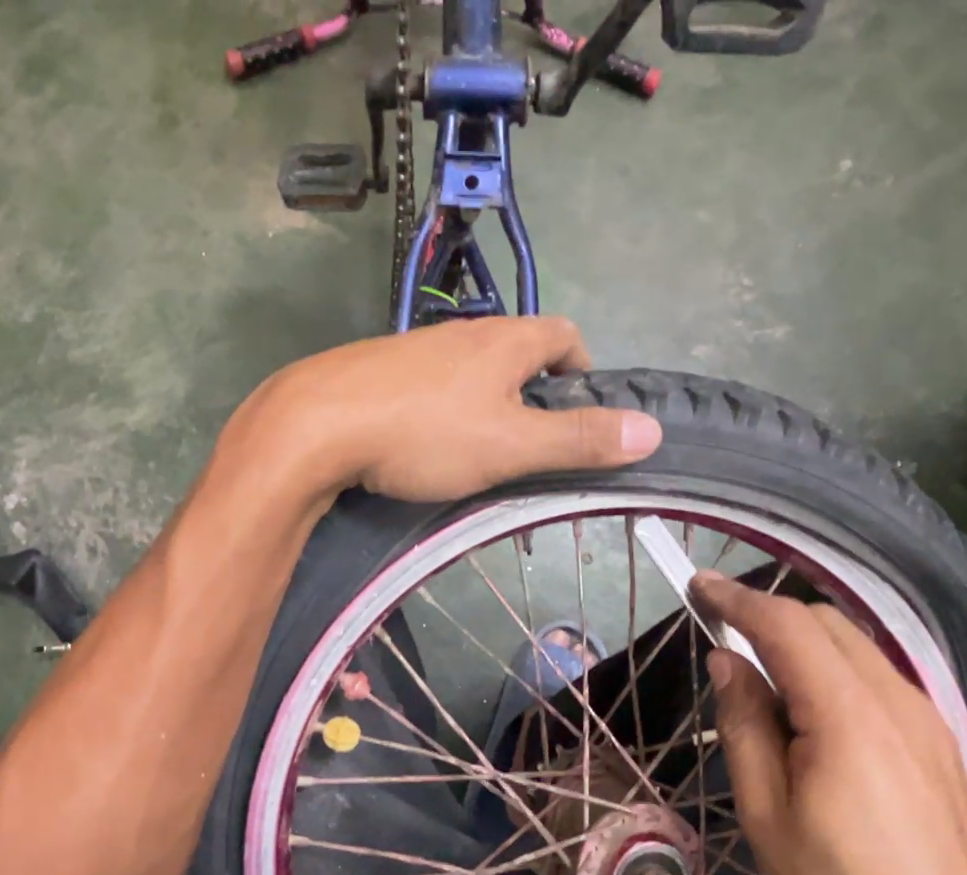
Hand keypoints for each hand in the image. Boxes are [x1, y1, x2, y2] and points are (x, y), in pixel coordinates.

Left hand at [229, 317, 662, 502]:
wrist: (316, 424)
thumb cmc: (426, 433)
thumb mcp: (513, 445)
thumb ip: (579, 439)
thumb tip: (651, 429)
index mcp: (503, 341)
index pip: (562, 333)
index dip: (582, 366)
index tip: (581, 407)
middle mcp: (461, 333)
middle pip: (515, 349)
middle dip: (535, 388)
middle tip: (534, 440)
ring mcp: (414, 350)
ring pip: (468, 368)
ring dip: (488, 399)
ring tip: (481, 449)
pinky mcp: (376, 371)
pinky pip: (427, 384)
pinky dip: (442, 408)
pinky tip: (423, 444)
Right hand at [692, 573, 966, 874]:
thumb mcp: (767, 814)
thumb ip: (745, 725)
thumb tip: (727, 661)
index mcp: (848, 715)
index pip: (786, 625)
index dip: (737, 598)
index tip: (697, 585)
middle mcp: (896, 700)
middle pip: (825, 624)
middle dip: (768, 615)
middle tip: (720, 636)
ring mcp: (926, 719)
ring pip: (855, 648)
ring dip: (802, 643)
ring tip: (761, 682)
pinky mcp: (939, 742)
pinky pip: (877, 679)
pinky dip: (833, 670)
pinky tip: (811, 715)